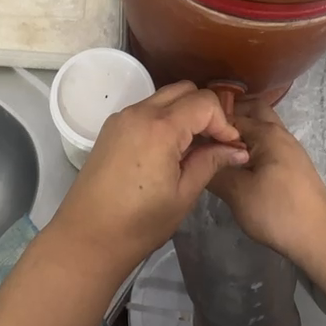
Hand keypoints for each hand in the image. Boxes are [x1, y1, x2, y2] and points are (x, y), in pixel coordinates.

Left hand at [47, 82, 249, 270]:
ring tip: (194, 148)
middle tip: (215, 143)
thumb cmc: (140, 222)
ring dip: (185, 113)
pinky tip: (170, 149)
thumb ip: (210, 162)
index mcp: (161, 127)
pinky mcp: (112, 126)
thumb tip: (238, 150)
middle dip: (206, 111)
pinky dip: (165, 118)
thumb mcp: (183, 194)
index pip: (204, 102)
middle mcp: (140, 111)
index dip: (223, 121)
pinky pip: (147, 108)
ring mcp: (123, 116)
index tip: (230, 146)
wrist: (88, 235)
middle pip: (185, 89)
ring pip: (164, 96)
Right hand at [207, 98, 325, 263]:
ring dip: (243, 135)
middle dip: (230, 119)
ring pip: (262, 129)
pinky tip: (241, 168)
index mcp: (266, 133)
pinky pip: (269, 145)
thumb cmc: (277, 211)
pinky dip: (253, 148)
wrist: (321, 240)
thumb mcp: (237, 192)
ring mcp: (291, 150)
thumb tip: (196, 156)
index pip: (231, 115)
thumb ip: (214, 170)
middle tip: (209, 136)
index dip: (210, 124)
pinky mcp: (295, 166)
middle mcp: (280, 133)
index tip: (191, 136)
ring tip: (221, 153)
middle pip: (253, 111)